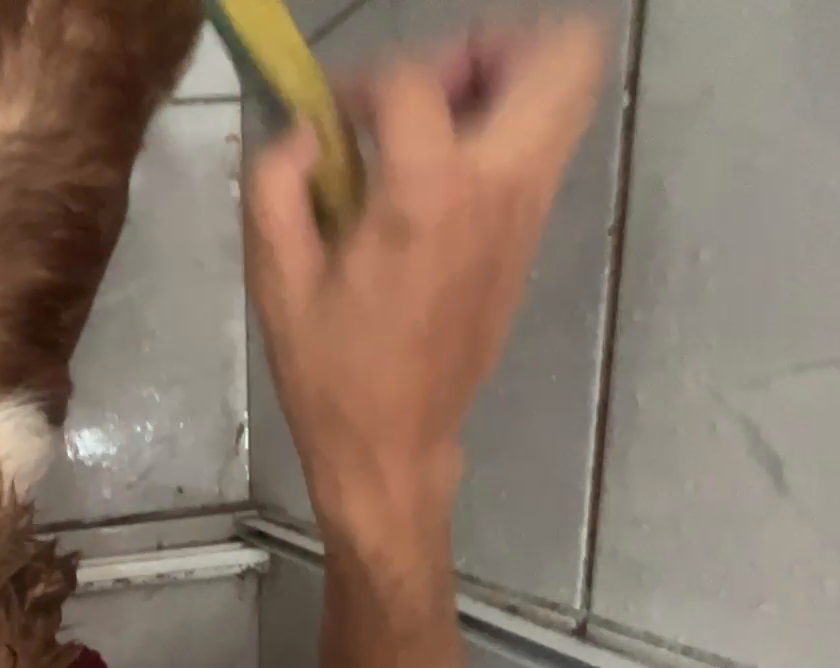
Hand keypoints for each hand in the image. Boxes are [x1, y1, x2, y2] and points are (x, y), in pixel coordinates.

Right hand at [246, 18, 605, 547]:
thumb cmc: (326, 371)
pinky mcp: (530, 243)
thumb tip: (309, 133)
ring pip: (565, 97)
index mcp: (425, 198)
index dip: (364, 83)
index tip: (333, 122)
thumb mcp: (274, 282)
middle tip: (420, 97)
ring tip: (423, 140)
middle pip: (560, 54)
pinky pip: (537, 152)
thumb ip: (277, 187)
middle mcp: (500, 190)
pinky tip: (426, 197)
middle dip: (486, 50)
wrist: (390, 444)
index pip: (415, 81)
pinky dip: (493, 142)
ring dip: (496, 91)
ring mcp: (528, 217)